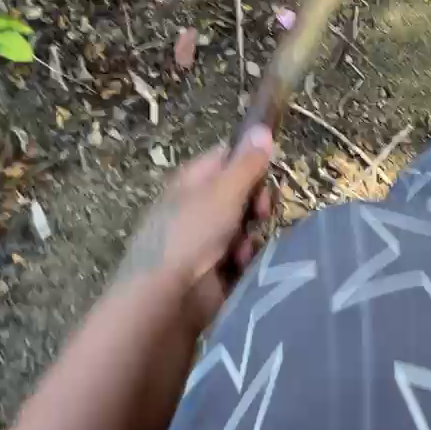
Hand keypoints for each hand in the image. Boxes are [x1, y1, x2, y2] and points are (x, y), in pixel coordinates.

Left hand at [114, 125, 275, 328]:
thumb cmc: (190, 235)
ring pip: (246, 222)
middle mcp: (198, 206)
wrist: (163, 301)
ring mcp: (204, 238)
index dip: (251, 161)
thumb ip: (248, 162)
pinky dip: (245, 257)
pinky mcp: (212, 267)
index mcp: (193, 181)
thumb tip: (262, 128)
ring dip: (252, 232)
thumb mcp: (225, 190)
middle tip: (262, 212)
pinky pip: (241, 252)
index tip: (267, 172)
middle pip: (242, 190)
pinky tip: (240, 265)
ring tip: (245, 246)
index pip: (229, 156)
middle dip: (258, 200)